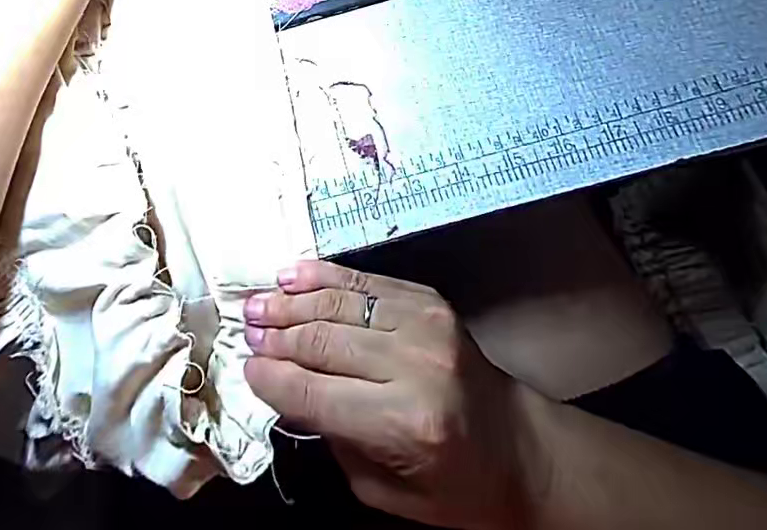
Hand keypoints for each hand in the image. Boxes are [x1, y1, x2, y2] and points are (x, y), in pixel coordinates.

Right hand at [244, 261, 541, 529]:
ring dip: (290, 302)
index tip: (246, 366)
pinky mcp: (427, 298)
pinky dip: (322, 276)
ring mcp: (424, 322)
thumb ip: (331, 435)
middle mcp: (414, 364)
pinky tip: (291, 276)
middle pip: (322, 341)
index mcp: (406, 422)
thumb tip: (283, 384)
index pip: (315, 393)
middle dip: (276, 336)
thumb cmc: (453, 484)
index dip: (272, 378)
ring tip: (257, 303)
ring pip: (337, 303)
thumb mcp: (383, 489)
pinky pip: (362, 280)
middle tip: (245, 330)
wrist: (521, 448)